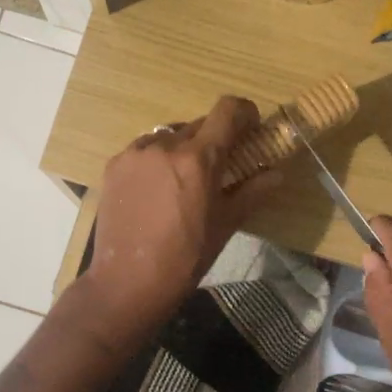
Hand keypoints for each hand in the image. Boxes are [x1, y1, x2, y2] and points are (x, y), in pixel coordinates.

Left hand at [83, 96, 282, 325]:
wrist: (129, 281)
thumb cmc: (186, 257)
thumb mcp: (226, 224)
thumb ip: (253, 192)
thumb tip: (277, 174)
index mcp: (198, 158)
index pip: (227, 110)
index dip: (245, 112)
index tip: (251, 128)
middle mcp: (164, 145)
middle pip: (199, 124)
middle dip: (215, 139)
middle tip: (220, 167)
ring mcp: (135, 154)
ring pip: (169, 137)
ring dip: (184, 149)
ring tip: (184, 182)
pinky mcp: (114, 166)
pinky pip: (144, 151)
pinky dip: (157, 161)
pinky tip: (157, 191)